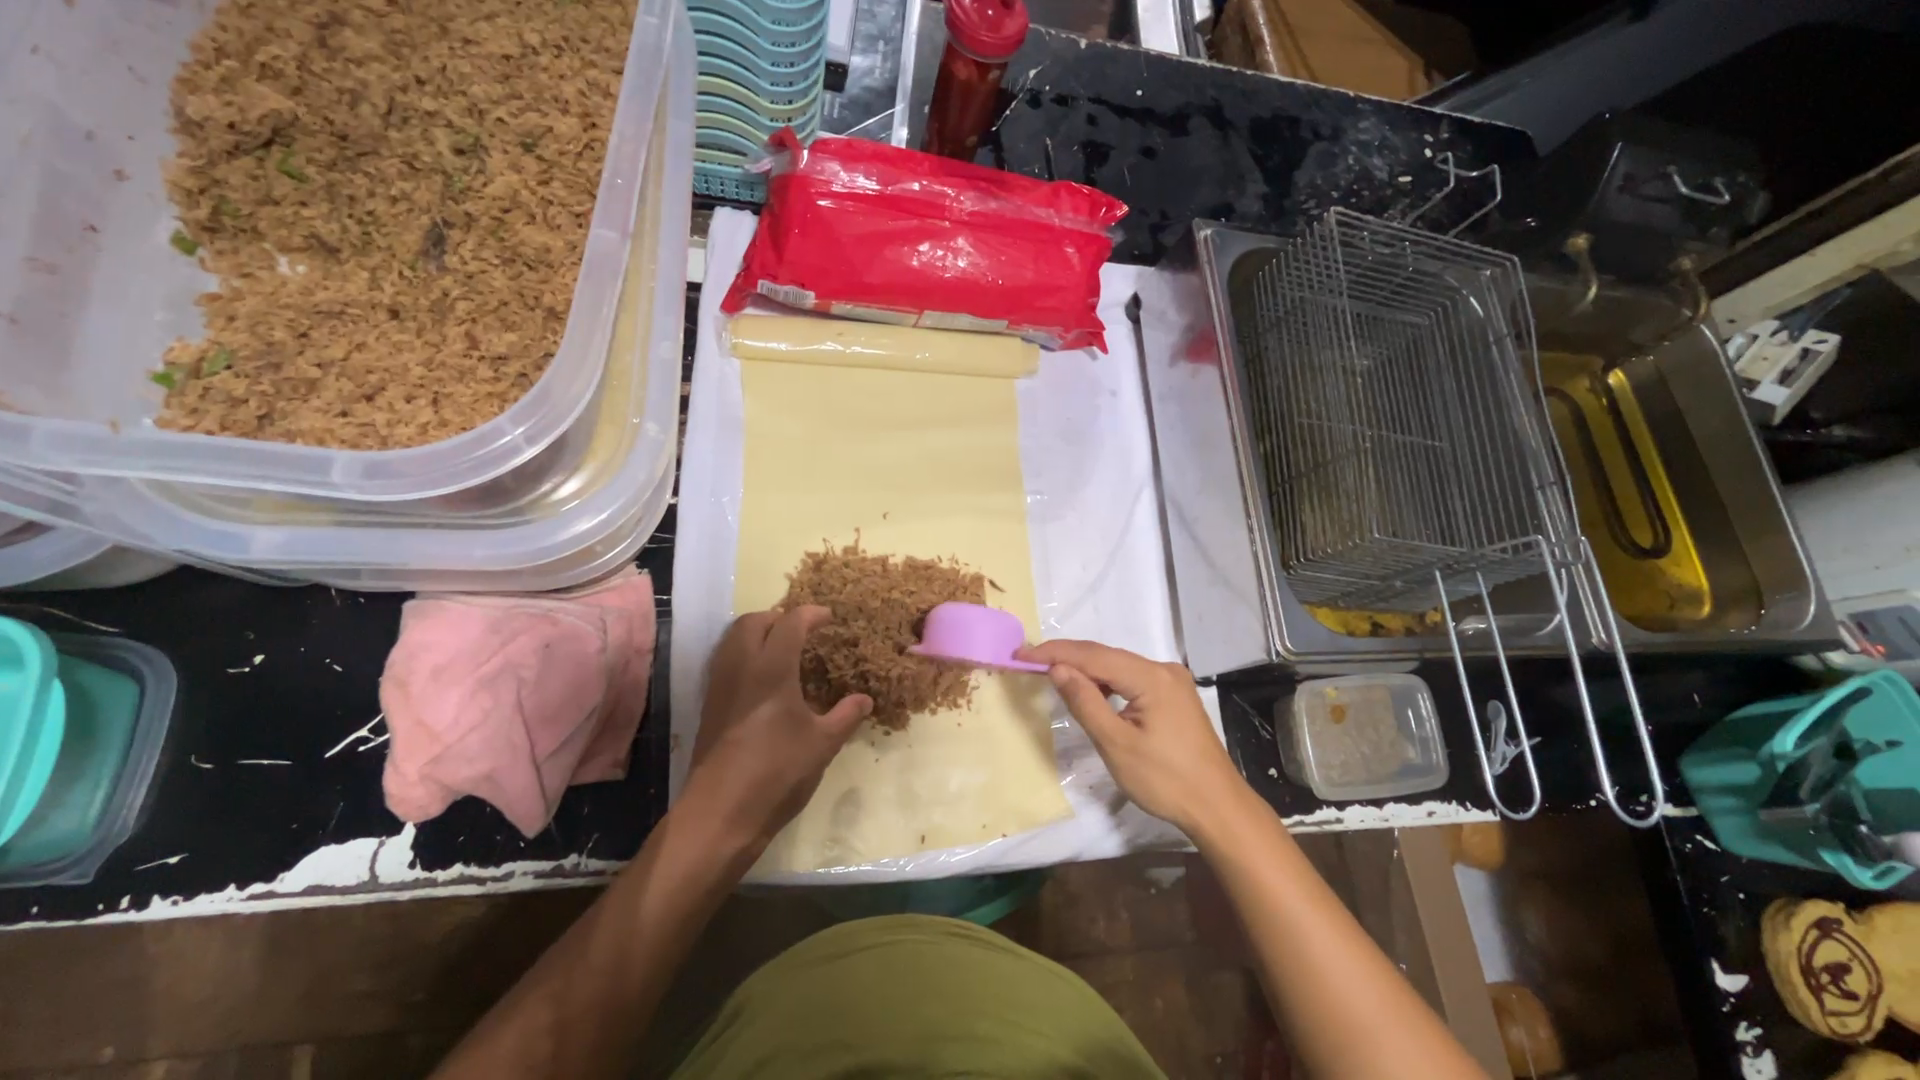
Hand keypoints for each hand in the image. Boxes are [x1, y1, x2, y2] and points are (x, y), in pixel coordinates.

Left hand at [687, 607, 872, 852]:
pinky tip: (764, 682)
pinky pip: (725, 662)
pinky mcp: (709, 706)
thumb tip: (864, 699)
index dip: (811, 615)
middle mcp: (741, 667)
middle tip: (803, 631)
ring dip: (757, 634)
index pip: (790, 623)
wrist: (721, 811)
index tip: (829, 619)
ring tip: (783, 651)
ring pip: (733, 639)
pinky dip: (745, 656)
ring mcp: (719, 686)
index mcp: (772, 669)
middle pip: (753, 621)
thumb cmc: (778, 772)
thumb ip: (845, 716)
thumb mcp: (823, 744)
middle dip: (779, 618)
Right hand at [1017, 640, 1249, 834]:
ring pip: (1119, 667)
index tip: (1020, 654)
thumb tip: (1057, 668)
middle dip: (1067, 657)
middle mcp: (1163, 670)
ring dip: (1085, 670)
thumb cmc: (1165, 780)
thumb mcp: (1116, 744)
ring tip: (1050, 675)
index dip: (1054, 652)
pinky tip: (1090, 692)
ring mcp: (1172, 682)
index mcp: (1152, 677)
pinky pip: (1131, 680)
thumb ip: (1085, 702)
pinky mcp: (1173, 697)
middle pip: (1106, 656)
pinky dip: (1106, 683)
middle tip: (1027, 662)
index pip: (1093, 655)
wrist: (1217, 807)